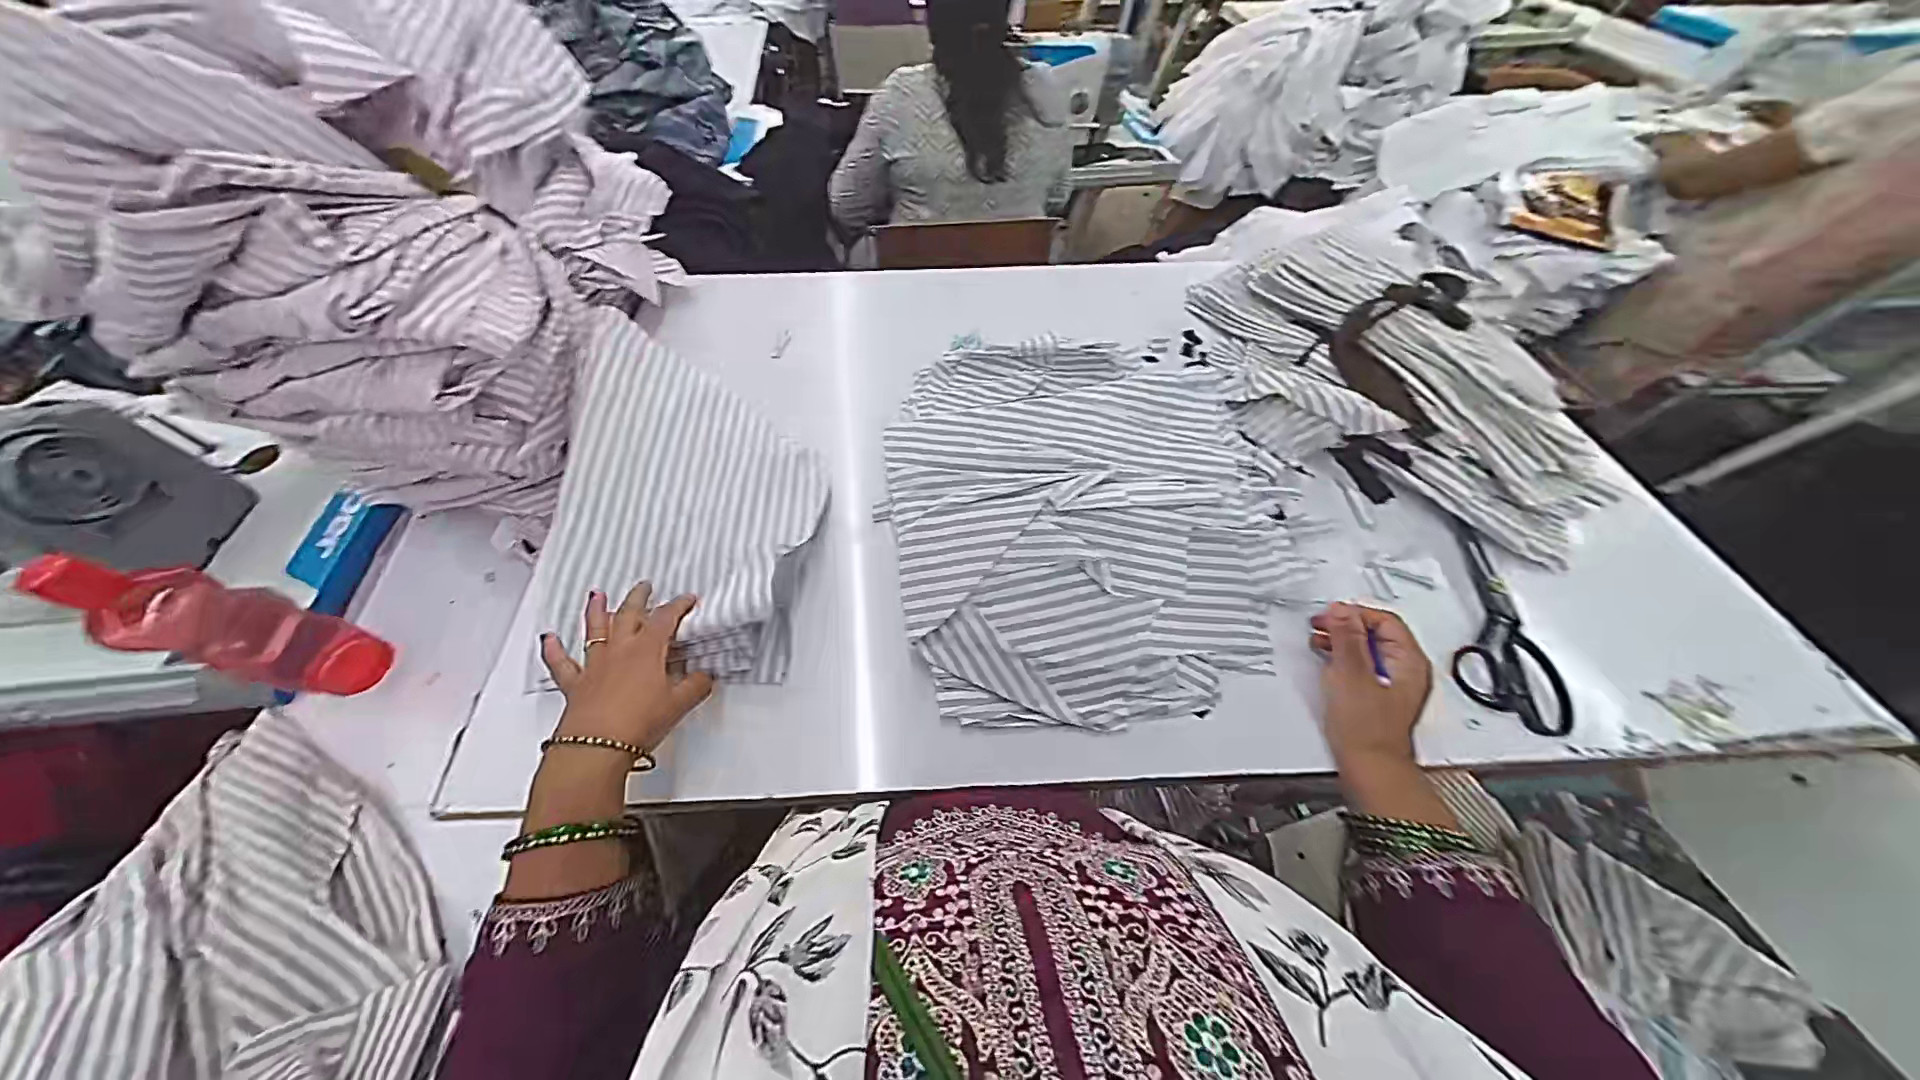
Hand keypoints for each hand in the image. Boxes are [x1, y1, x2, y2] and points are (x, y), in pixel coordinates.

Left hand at [539, 583, 715, 753]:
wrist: (597, 748)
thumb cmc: (638, 723)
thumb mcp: (680, 704)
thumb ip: (696, 685)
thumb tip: (705, 676)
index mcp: (647, 650)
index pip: (666, 618)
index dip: (678, 605)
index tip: (687, 599)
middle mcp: (619, 651)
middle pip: (629, 615)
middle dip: (638, 598)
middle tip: (644, 586)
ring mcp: (595, 666)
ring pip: (595, 630)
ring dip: (596, 611)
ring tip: (597, 595)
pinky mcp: (575, 685)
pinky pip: (561, 663)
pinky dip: (554, 650)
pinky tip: (549, 638)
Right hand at [1309, 602, 1431, 764]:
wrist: (1369, 766)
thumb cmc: (1366, 728)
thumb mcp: (1351, 674)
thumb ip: (1346, 638)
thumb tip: (1342, 611)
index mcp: (1408, 661)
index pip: (1385, 620)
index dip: (1355, 614)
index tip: (1330, 617)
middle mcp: (1405, 670)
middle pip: (1377, 633)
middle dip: (1346, 625)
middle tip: (1322, 626)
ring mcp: (1392, 684)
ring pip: (1367, 649)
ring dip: (1342, 640)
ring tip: (1320, 642)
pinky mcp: (1376, 695)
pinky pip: (1361, 665)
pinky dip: (1342, 658)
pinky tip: (1327, 664)